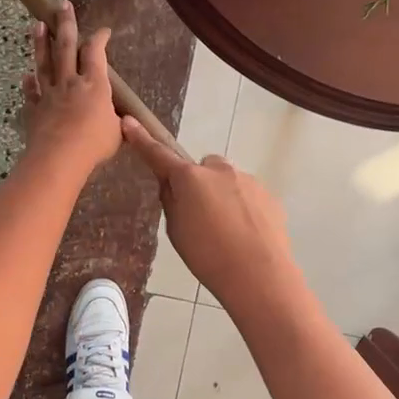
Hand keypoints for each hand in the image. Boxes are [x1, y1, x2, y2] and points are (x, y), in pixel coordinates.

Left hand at [20, 1, 120, 173]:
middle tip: (61, 5)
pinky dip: (29, 84)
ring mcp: (50, 94)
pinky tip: (26, 76)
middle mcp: (71, 82)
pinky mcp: (36, 109)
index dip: (99, 38)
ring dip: (41, 43)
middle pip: (66, 47)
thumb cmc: (94, 143)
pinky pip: (32, 93)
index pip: (96, 53)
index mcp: (94, 84)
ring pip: (44, 63)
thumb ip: (118, 124)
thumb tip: (126, 124)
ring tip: (37, 24)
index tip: (103, 30)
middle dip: (65, 24)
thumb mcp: (117, 134)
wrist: (59, 156)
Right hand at [120, 116, 297, 309]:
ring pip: (228, 182)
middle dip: (199, 184)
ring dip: (224, 198)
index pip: (159, 154)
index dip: (142, 139)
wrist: (260, 276)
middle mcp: (219, 170)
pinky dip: (245, 209)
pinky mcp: (269, 195)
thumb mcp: (176, 231)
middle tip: (200, 216)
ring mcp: (247, 180)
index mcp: (190, 178)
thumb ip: (172, 201)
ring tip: (228, 234)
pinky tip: (247, 236)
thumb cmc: (208, 256)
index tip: (129, 122)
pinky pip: (249, 196)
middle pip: (202, 168)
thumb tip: (174, 185)